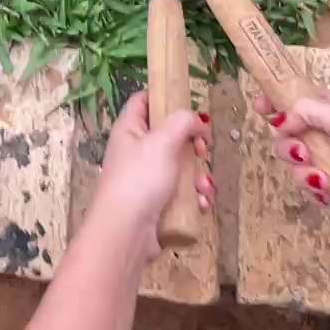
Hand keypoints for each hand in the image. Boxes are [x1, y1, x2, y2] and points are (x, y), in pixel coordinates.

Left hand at [87, 91, 214, 252]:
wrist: (126, 232)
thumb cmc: (140, 179)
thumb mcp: (162, 141)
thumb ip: (182, 122)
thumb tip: (197, 120)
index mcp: (130, 128)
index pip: (144, 100)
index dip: (165, 97)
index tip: (188, 105)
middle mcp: (136, 149)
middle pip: (169, 134)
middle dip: (192, 143)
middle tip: (203, 150)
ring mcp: (146, 176)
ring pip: (180, 165)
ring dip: (198, 175)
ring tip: (203, 187)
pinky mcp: (156, 200)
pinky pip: (181, 190)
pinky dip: (194, 195)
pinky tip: (201, 203)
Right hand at [253, 90, 329, 237]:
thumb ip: (308, 110)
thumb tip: (282, 118)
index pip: (300, 98)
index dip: (278, 100)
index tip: (260, 107)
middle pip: (290, 131)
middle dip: (287, 142)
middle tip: (300, 151)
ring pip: (295, 160)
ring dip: (301, 168)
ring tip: (320, 176)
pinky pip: (308, 184)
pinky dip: (315, 188)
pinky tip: (329, 191)